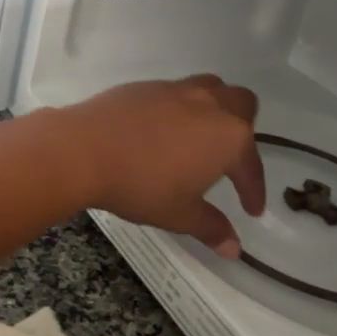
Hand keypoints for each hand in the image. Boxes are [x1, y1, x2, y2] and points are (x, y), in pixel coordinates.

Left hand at [47, 75, 263, 258]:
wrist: (83, 149)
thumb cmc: (140, 185)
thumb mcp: (179, 215)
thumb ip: (211, 227)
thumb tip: (233, 248)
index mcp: (227, 136)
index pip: (250, 165)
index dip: (253, 190)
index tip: (251, 210)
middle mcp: (207, 104)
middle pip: (241, 104)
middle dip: (243, 130)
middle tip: (229, 159)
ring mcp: (175, 90)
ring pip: (209, 88)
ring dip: (214, 110)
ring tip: (200, 138)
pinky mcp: (144, 86)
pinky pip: (175, 92)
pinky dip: (179, 110)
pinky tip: (161, 133)